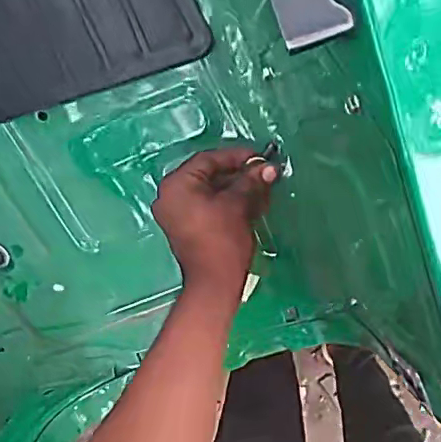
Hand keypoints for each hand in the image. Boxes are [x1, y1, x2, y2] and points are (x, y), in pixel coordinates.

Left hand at [152, 145, 276, 303]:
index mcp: (177, 185)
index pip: (208, 160)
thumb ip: (251, 182)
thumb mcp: (238, 206)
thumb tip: (269, 168)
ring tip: (263, 190)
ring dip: (238, 190)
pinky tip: (253, 203)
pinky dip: (229, 204)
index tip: (261, 157)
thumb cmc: (222, 240)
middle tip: (265, 174)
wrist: (214, 284)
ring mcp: (177, 214)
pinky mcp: (188, 229)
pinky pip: (209, 208)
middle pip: (209, 176)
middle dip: (240, 175)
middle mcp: (171, 197)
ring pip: (211, 193)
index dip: (237, 156)